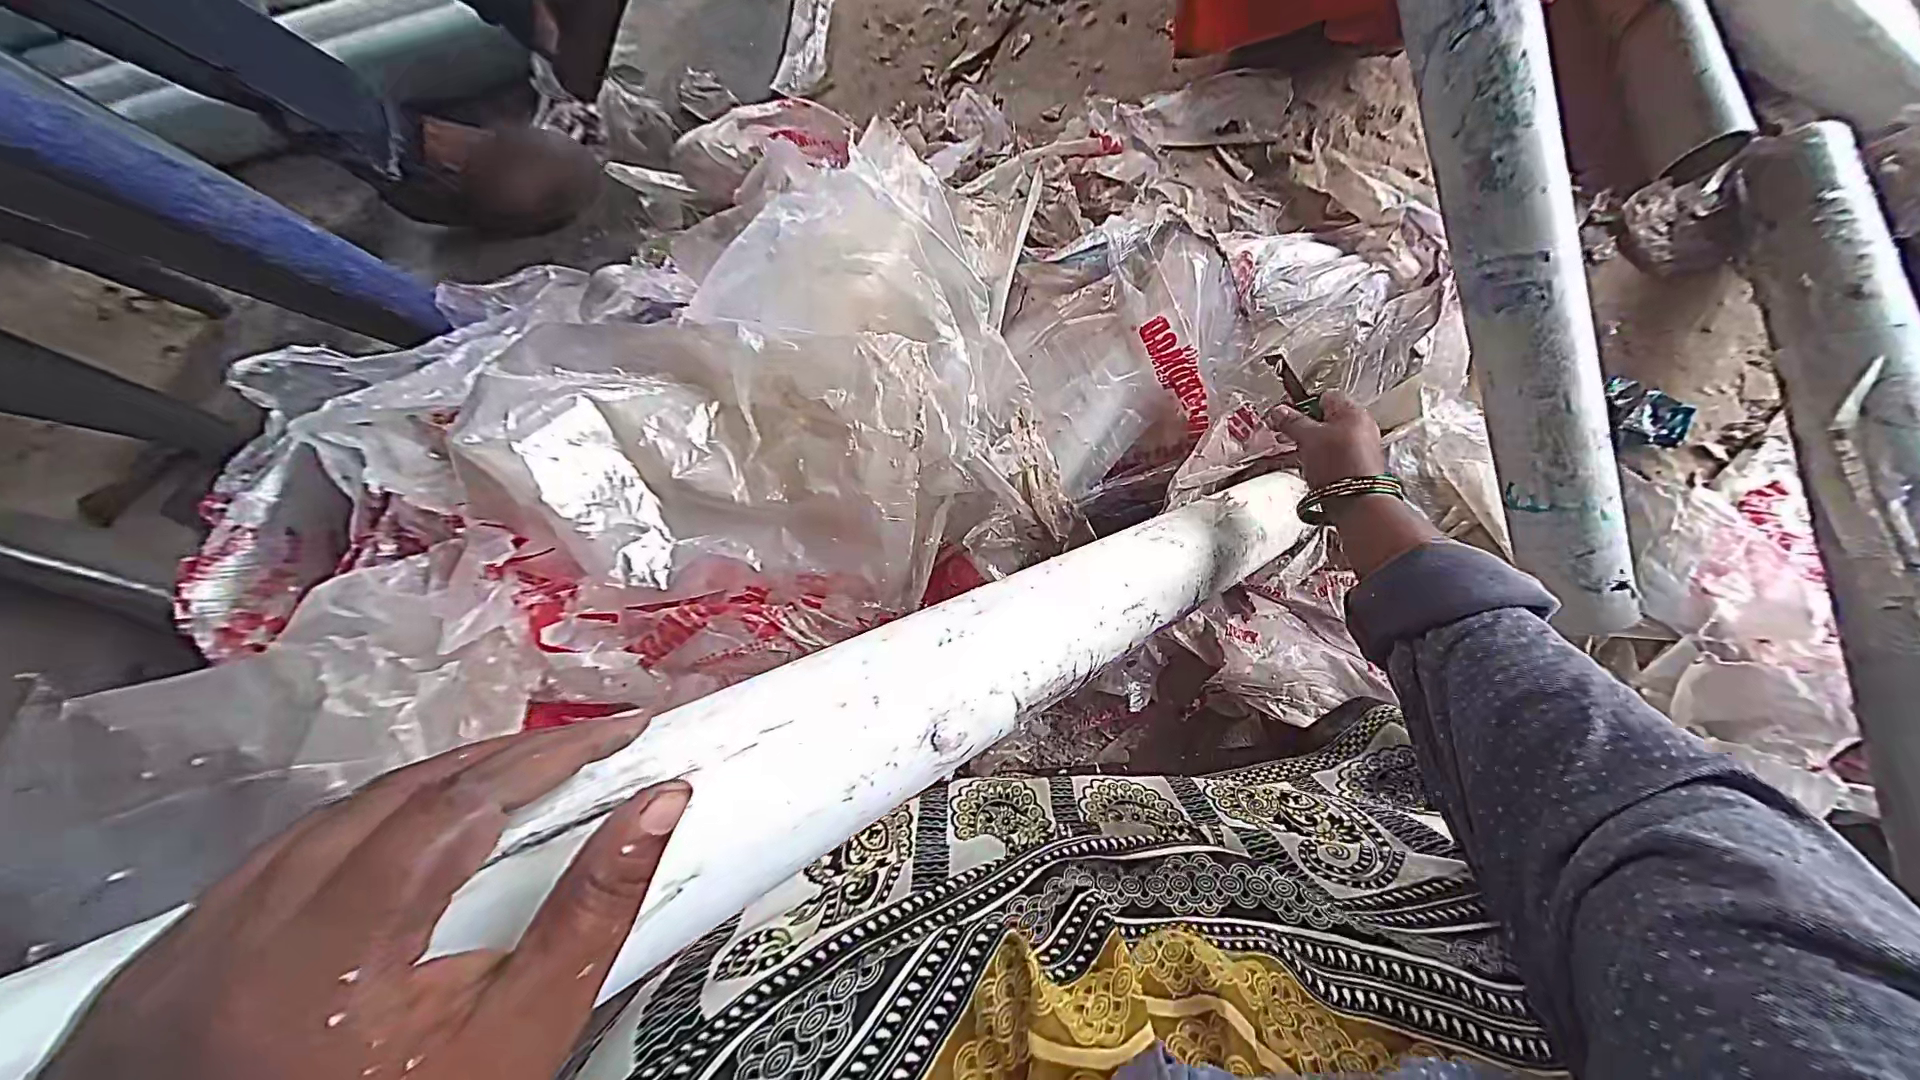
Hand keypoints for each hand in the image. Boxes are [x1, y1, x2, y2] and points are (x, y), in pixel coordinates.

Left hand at [41, 717, 688, 1079]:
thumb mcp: (526, 1031)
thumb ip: (595, 910)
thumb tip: (661, 803)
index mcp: (319, 969)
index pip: (457, 809)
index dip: (551, 756)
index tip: (621, 730)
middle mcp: (227, 946)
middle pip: (401, 796)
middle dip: (510, 758)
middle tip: (588, 744)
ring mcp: (181, 953)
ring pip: (347, 810)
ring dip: (449, 778)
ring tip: (526, 770)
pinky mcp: (163, 963)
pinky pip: (295, 847)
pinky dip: (383, 813)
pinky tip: (427, 819)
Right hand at [1266, 389, 1386, 488]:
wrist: (1355, 501)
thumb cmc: (1337, 464)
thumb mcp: (1307, 438)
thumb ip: (1292, 422)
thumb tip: (1278, 411)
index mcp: (1353, 413)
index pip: (1325, 397)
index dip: (1303, 404)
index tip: (1285, 415)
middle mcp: (1360, 427)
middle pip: (1325, 419)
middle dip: (1302, 427)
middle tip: (1284, 434)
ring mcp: (1359, 448)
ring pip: (1327, 439)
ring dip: (1307, 444)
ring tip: (1292, 453)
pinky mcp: (1354, 466)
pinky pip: (1330, 456)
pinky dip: (1316, 459)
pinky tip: (1305, 467)